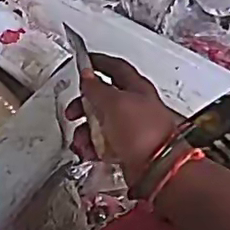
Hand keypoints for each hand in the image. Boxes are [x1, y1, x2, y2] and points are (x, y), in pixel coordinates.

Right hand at [67, 54, 181, 186]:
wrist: (156, 168)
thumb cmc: (141, 132)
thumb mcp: (113, 103)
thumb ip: (96, 88)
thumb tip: (86, 76)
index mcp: (136, 88)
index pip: (115, 68)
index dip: (98, 63)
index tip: (84, 62)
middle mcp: (135, 106)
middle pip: (103, 99)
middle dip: (83, 106)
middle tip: (73, 112)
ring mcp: (131, 128)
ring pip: (99, 123)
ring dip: (85, 132)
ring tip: (81, 141)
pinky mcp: (126, 148)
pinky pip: (102, 143)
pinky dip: (92, 147)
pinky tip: (89, 152)